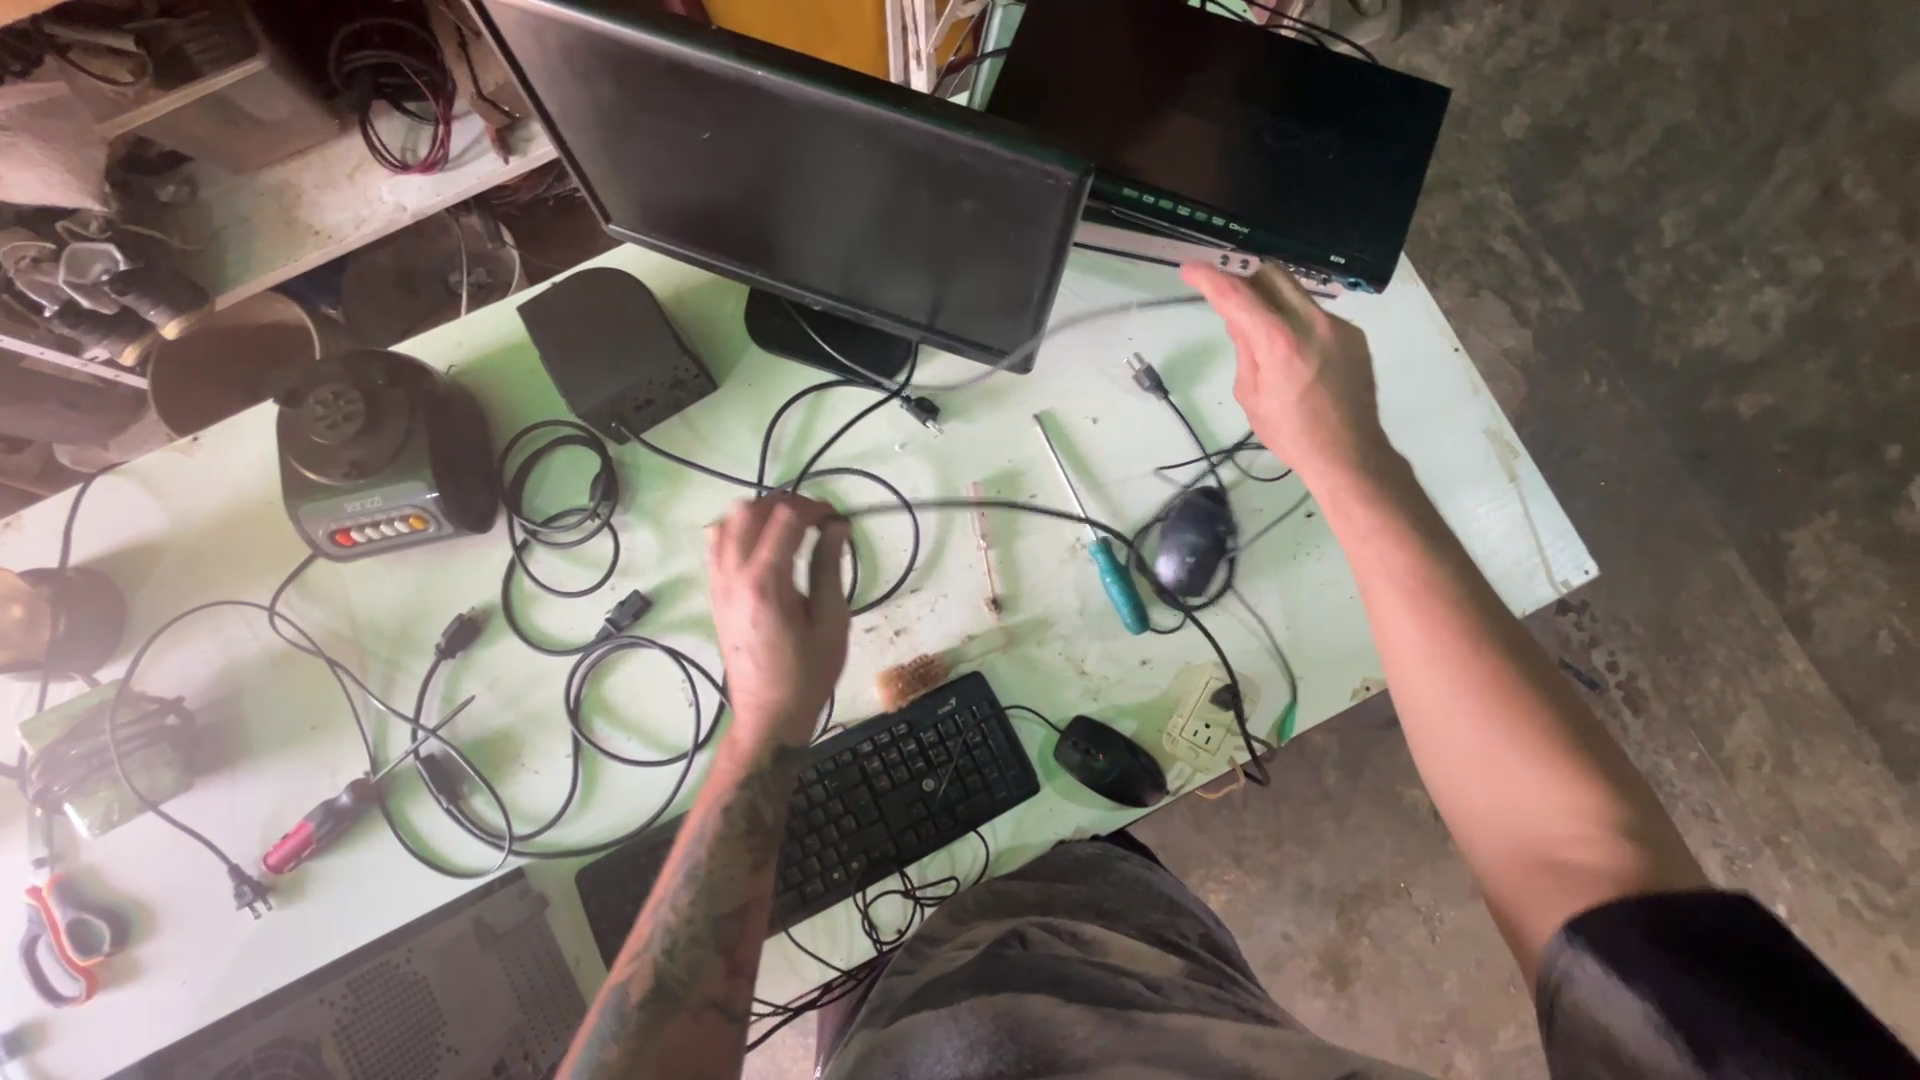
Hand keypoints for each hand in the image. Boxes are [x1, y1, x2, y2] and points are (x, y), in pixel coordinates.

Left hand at [706, 494, 851, 749]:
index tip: (838, 519)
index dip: (816, 508)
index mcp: (767, 583)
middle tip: (816, 521)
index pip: (786, 518)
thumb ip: (829, 567)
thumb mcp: (832, 621)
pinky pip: (715, 545)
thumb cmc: (808, 674)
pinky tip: (764, 547)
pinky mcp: (714, 594)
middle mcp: (734, 576)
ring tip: (789, 530)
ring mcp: (718, 584)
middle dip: (786, 504)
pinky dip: (738, 531)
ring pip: (726, 521)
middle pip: (750, 510)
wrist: (769, 714)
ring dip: (759, 514)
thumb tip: (836, 526)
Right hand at [1182, 262, 1393, 483]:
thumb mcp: (1251, 395)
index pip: (1237, 295)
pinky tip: (1289, 348)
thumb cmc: (1291, 433)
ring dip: (1267, 296)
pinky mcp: (1352, 333)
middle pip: (1270, 274)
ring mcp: (1337, 325)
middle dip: (1241, 273)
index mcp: (1279, 343)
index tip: (1190, 269)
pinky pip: (1313, 313)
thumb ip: (1244, 350)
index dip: (1210, 278)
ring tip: (1254, 322)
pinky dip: (1292, 318)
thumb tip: (1239, 320)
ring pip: (1293, 291)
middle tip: (1222, 287)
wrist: (1349, 452)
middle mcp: (1311, 322)